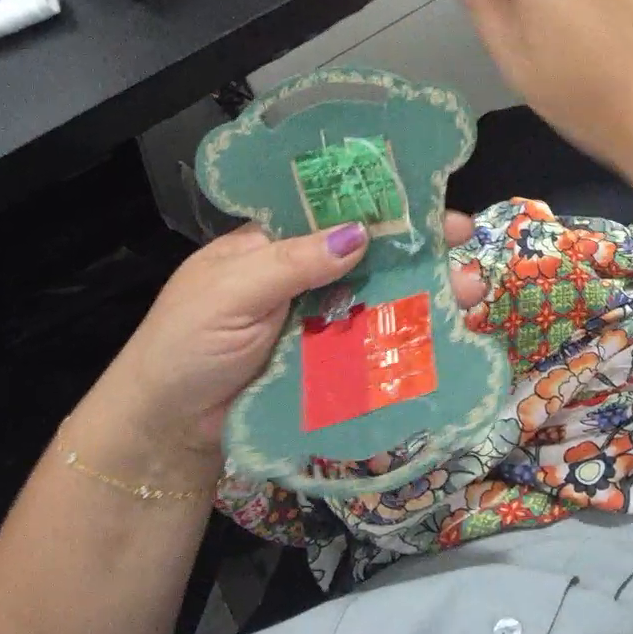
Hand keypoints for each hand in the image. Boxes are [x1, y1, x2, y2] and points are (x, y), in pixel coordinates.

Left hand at [83, 215, 485, 459]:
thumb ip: (292, 262)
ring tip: (468, 292)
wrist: (164, 433)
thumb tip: (359, 233)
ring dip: (426, 291)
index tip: (430, 200)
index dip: (383, 202)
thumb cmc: (183, 345)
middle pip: (371, 254)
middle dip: (420, 247)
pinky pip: (374, 344)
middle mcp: (306, 275)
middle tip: (465, 245)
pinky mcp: (331, 363)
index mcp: (275, 242)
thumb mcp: (231, 291)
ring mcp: (321, 320)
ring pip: (381, 297)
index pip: (335, 210)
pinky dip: (409, 338)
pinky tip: (445, 334)